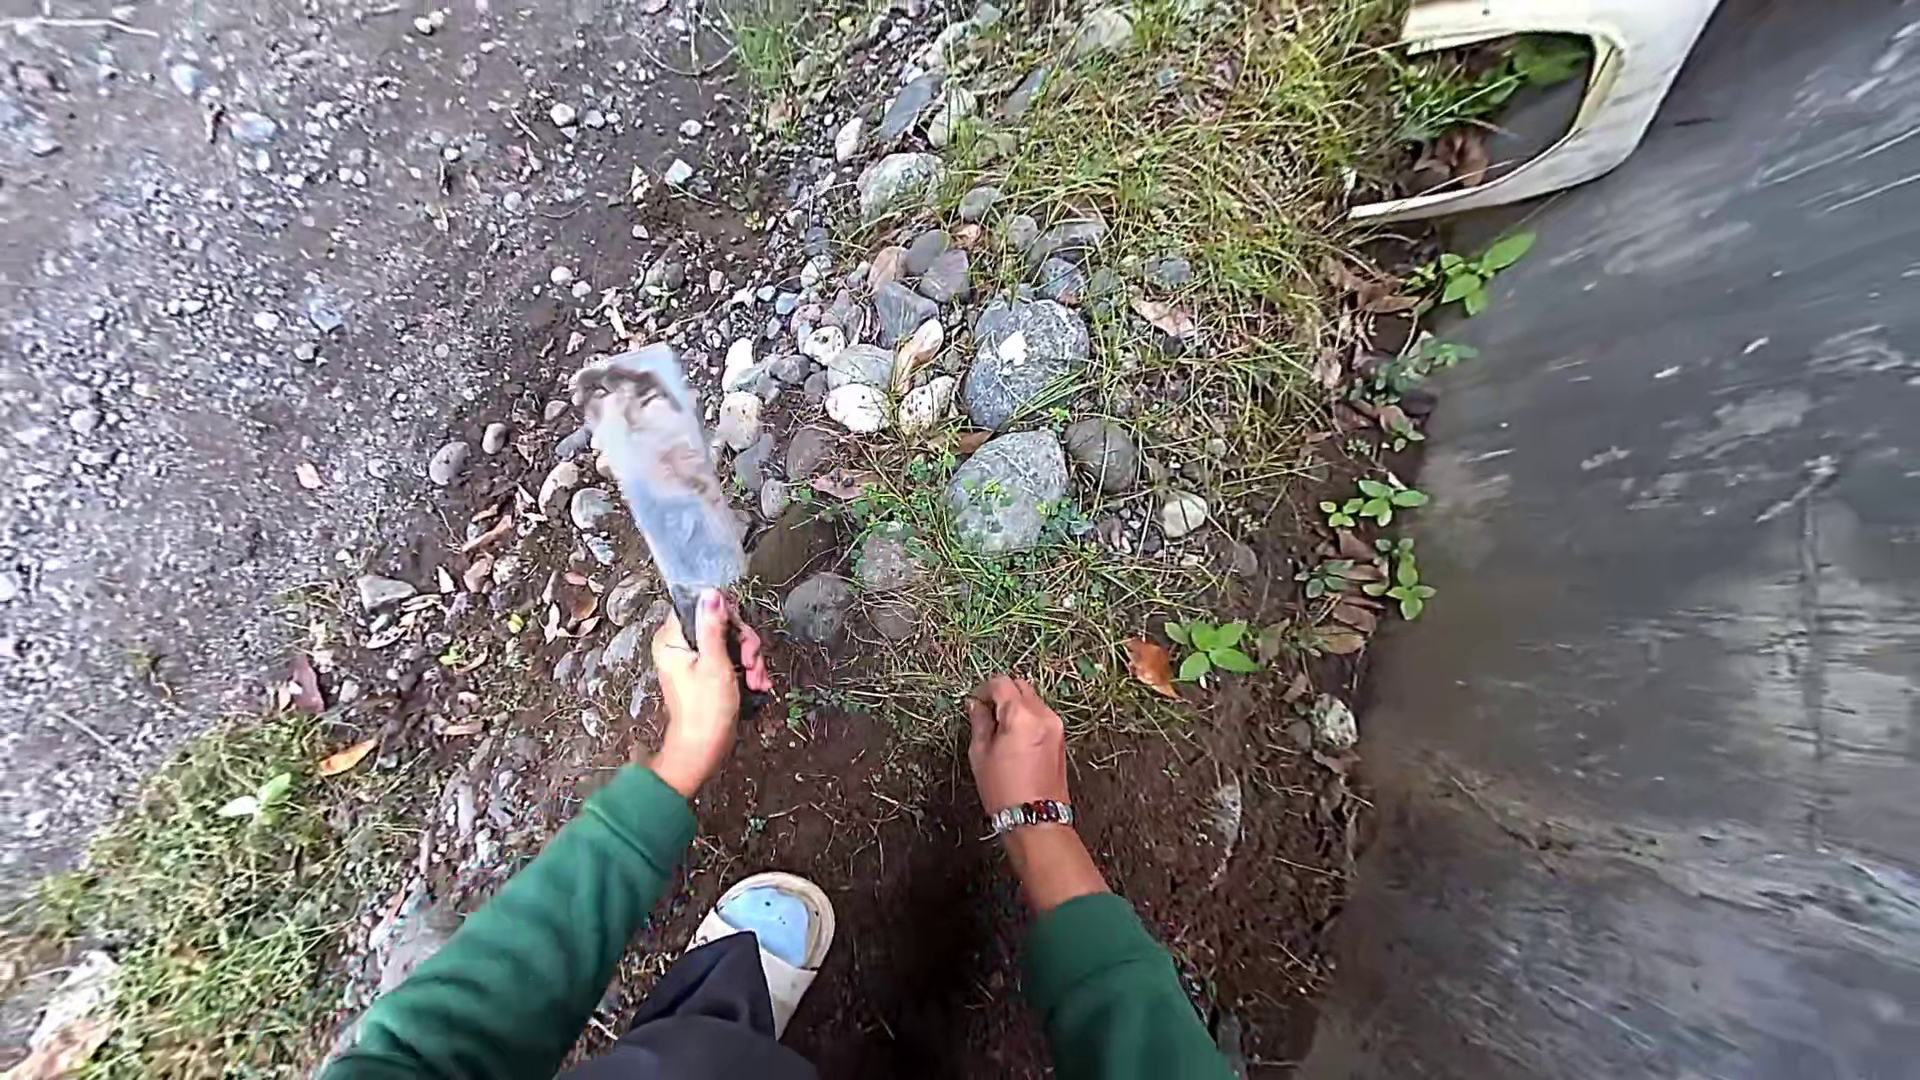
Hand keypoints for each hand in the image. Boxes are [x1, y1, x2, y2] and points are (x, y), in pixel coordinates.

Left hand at [648, 589, 772, 797]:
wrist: (704, 750)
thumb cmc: (705, 711)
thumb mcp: (715, 663)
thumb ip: (713, 626)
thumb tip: (712, 594)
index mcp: (671, 641)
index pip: (699, 607)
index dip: (724, 615)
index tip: (738, 632)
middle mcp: (680, 647)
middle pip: (720, 624)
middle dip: (744, 642)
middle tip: (751, 660)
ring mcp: (694, 660)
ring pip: (731, 641)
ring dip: (750, 658)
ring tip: (756, 677)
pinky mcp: (708, 672)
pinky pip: (732, 657)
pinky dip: (747, 669)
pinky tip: (757, 683)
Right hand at [967, 675, 1107, 913]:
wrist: (1036, 820)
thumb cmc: (1004, 791)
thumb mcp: (980, 754)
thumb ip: (979, 722)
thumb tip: (975, 705)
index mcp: (1020, 715)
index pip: (1001, 683)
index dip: (983, 690)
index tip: (974, 703)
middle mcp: (1042, 714)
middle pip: (1019, 685)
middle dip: (1001, 694)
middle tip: (985, 713)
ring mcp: (1055, 725)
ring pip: (1031, 698)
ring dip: (1015, 705)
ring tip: (1000, 729)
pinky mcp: (1061, 736)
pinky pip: (1041, 714)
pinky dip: (1027, 716)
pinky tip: (1015, 738)